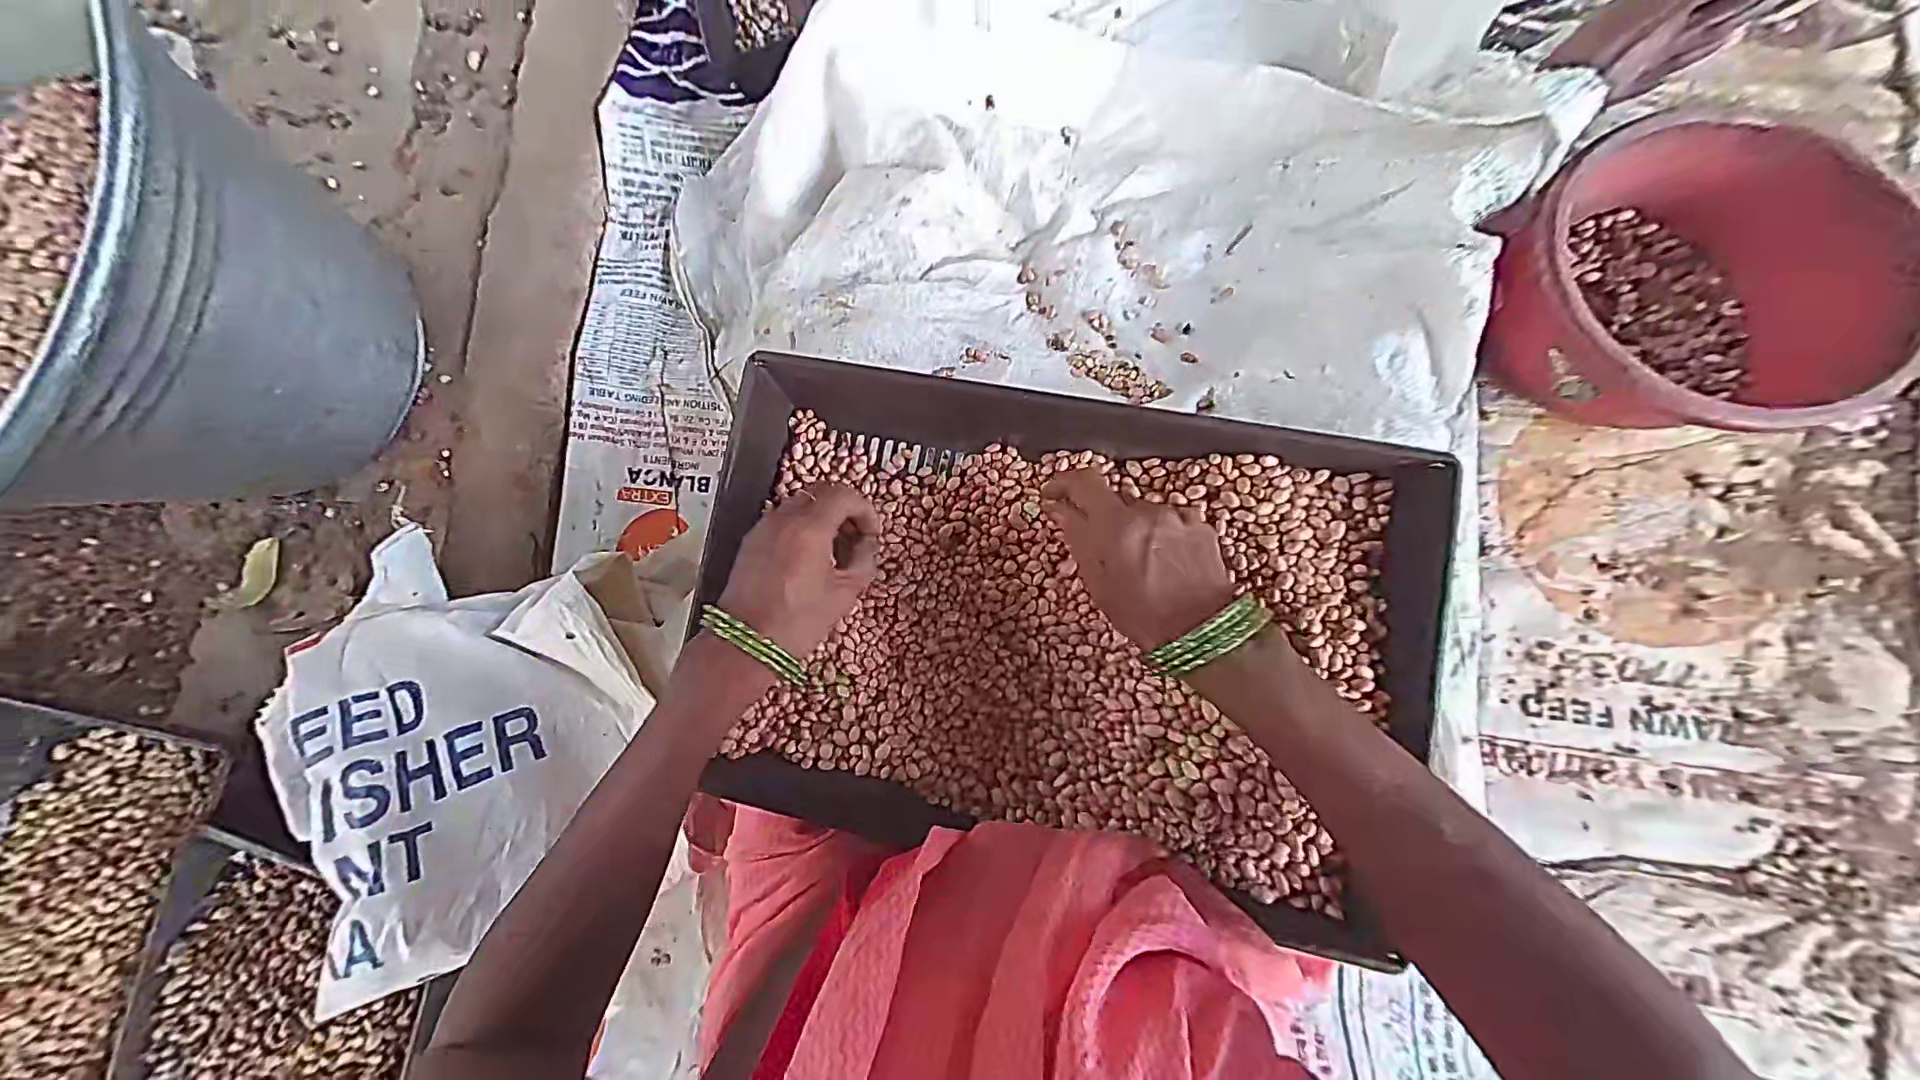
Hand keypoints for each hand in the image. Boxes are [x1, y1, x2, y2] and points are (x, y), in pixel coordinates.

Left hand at [717, 482, 881, 658]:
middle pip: (822, 492)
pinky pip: (783, 519)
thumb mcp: (844, 593)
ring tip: (834, 549)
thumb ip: (863, 560)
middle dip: (845, 509)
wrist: (747, 642)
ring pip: (801, 503)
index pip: (844, 495)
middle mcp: (784, 518)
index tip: (871, 532)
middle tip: (856, 536)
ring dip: (823, 517)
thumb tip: (866, 544)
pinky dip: (802, 526)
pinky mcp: (752, 540)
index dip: (865, 510)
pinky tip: (810, 556)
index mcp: (810, 528)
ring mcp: (764, 527)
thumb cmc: (798, 621)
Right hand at [1041, 467, 1236, 648]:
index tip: (1053, 493)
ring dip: (1135, 529)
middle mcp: (1146, 511)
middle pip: (1114, 499)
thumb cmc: (1142, 614)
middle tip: (1101, 549)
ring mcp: (1176, 516)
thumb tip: (1058, 509)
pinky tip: (1163, 563)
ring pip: (1143, 512)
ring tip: (1139, 566)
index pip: (1083, 482)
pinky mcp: (1200, 525)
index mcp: (1114, 524)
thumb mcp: (1097, 581)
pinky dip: (1161, 535)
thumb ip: (1077, 537)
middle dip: (1103, 518)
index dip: (1063, 483)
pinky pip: (1170, 521)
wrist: (1200, 629)